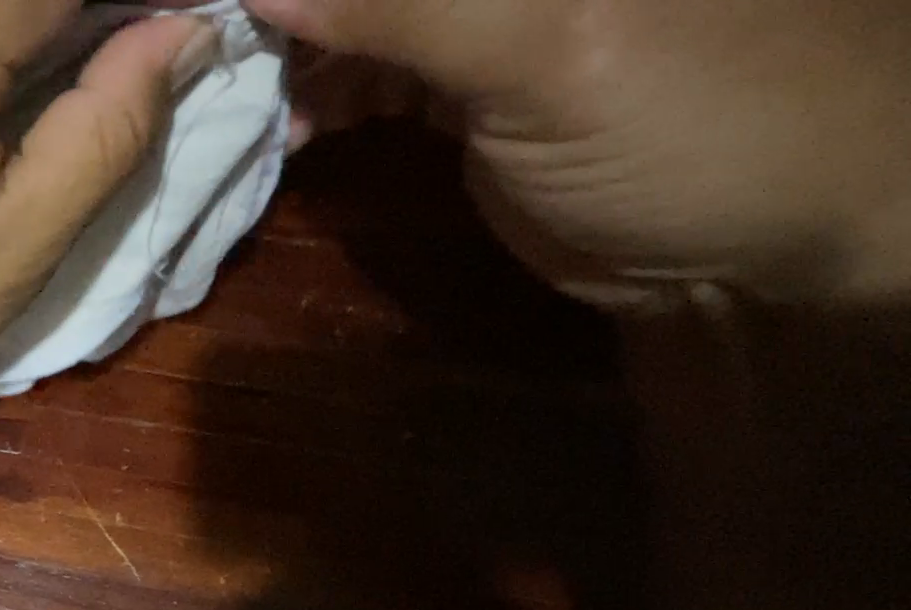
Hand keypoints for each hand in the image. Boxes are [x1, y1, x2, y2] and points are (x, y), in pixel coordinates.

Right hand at [248, 0, 910, 307]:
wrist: (745, 245)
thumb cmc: (683, 123)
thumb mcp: (540, 48)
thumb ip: (400, 5)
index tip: (209, 4)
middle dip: (282, 11)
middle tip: (204, 50)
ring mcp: (481, 25)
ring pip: (358, 23)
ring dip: (291, 59)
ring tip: (234, 102)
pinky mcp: (463, 93)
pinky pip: (371, 80)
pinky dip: (323, 104)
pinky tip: (287, 131)